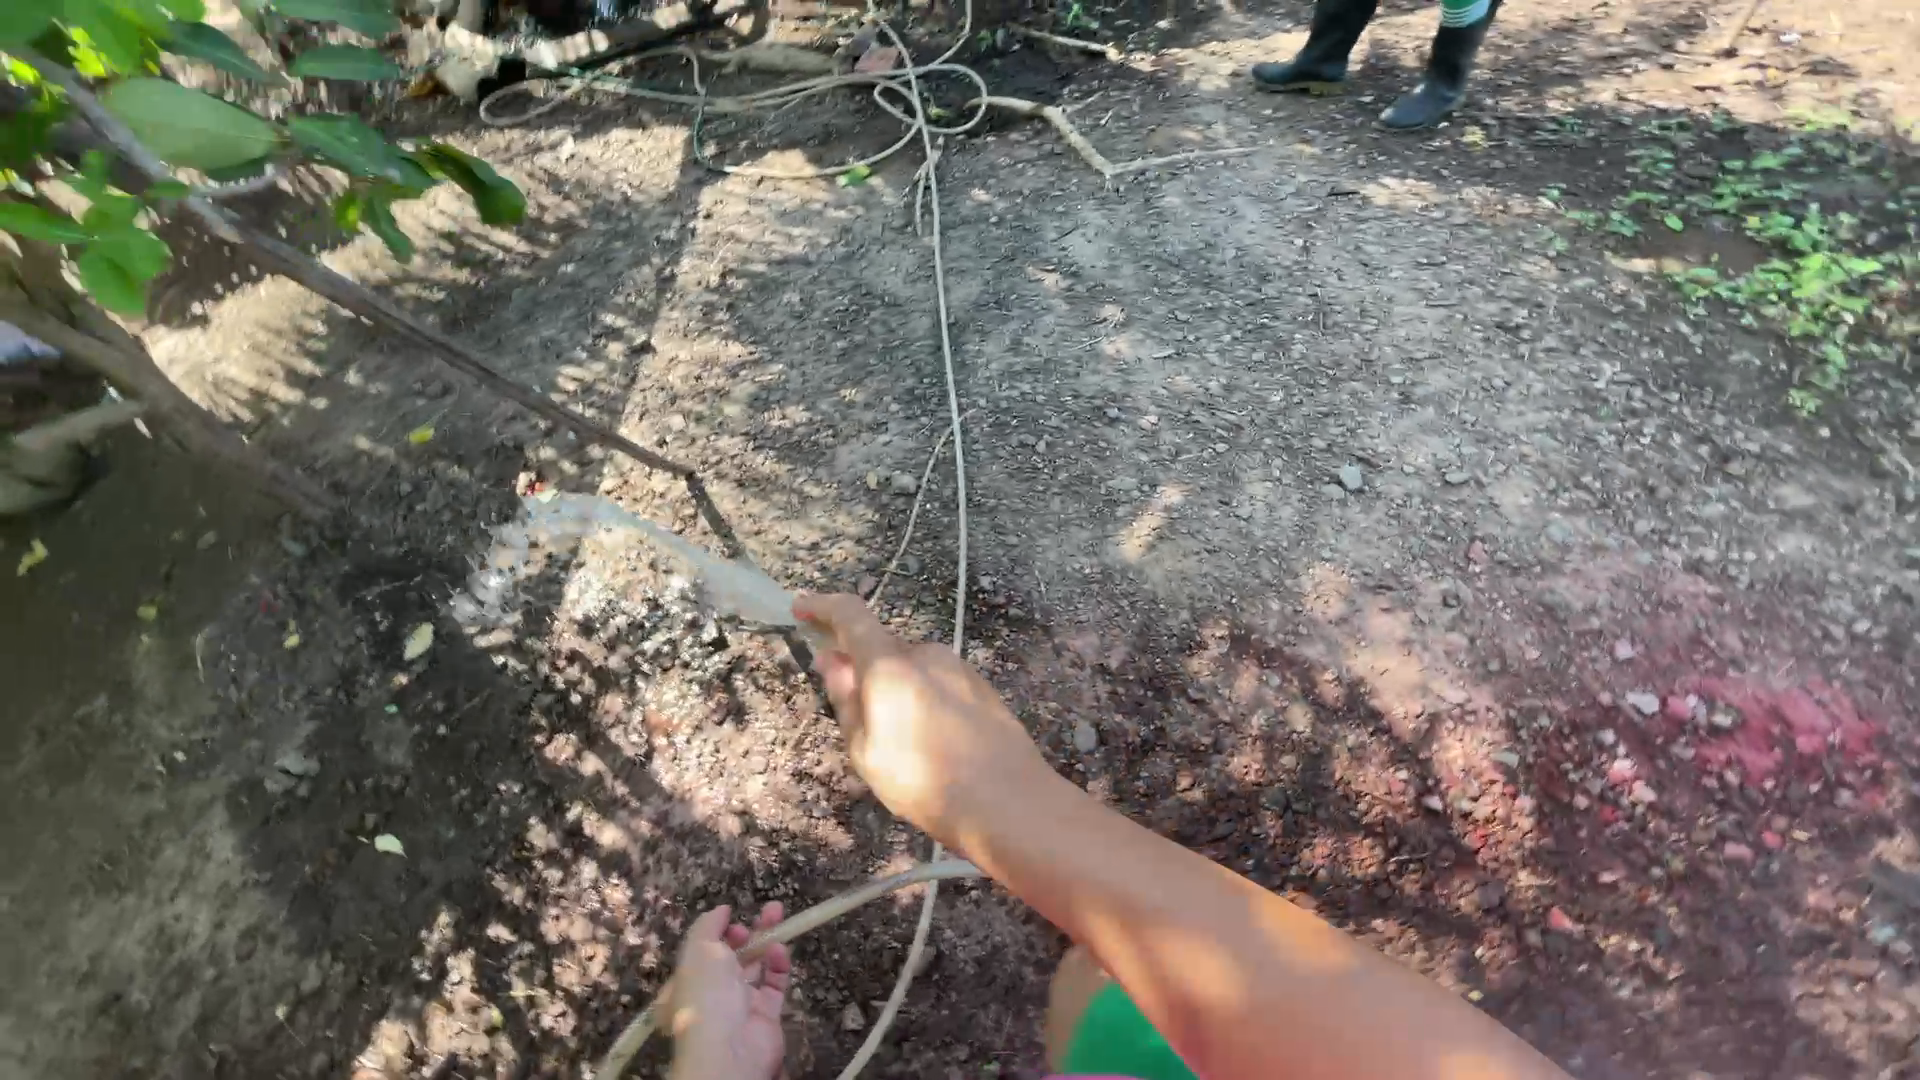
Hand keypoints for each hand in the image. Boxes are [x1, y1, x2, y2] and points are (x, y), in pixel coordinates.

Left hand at [667, 904, 791, 1079]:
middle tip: (769, 910)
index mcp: (688, 984)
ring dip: (768, 938)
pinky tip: (780, 949)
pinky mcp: (766, 1013)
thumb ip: (708, 926)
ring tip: (779, 914)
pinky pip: (774, 982)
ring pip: (757, 964)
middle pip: (735, 955)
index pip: (704, 953)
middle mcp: (713, 995)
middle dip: (751, 930)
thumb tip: (722, 910)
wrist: (730, 1050)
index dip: (720, 933)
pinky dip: (779, 963)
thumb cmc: (706, 996)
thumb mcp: (697, 951)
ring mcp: (741, 1004)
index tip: (733, 920)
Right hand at [793, 593, 1051, 846]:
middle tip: (858, 721)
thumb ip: (847, 698)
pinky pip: (937, 682)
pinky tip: (933, 743)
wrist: (1009, 801)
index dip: (822, 606)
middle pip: (882, 647)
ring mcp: (959, 667)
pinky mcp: (981, 685)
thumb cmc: (924, 782)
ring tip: (902, 747)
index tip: (800, 609)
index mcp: (891, 664)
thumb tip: (833, 659)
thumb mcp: (866, 750)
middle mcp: (927, 654)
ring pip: (911, 667)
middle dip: (863, 670)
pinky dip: (922, 699)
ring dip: (896, 689)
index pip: (850, 614)